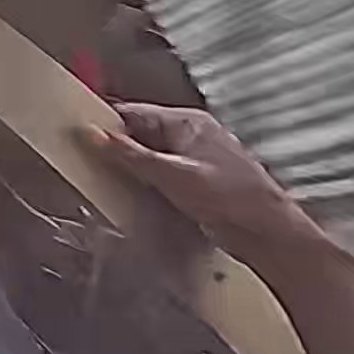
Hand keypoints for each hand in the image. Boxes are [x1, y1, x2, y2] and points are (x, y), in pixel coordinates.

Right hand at [83, 102, 330, 270]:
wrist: (275, 241)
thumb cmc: (227, 200)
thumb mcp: (171, 175)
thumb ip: (129, 155)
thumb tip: (90, 133)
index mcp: (186, 122)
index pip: (133, 113)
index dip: (106, 122)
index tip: (78, 132)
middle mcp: (192, 133)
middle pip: (141, 132)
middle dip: (117, 145)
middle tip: (87, 157)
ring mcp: (197, 156)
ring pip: (151, 153)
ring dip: (132, 164)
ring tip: (106, 174)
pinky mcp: (200, 180)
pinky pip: (162, 170)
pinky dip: (147, 178)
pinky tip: (134, 190)